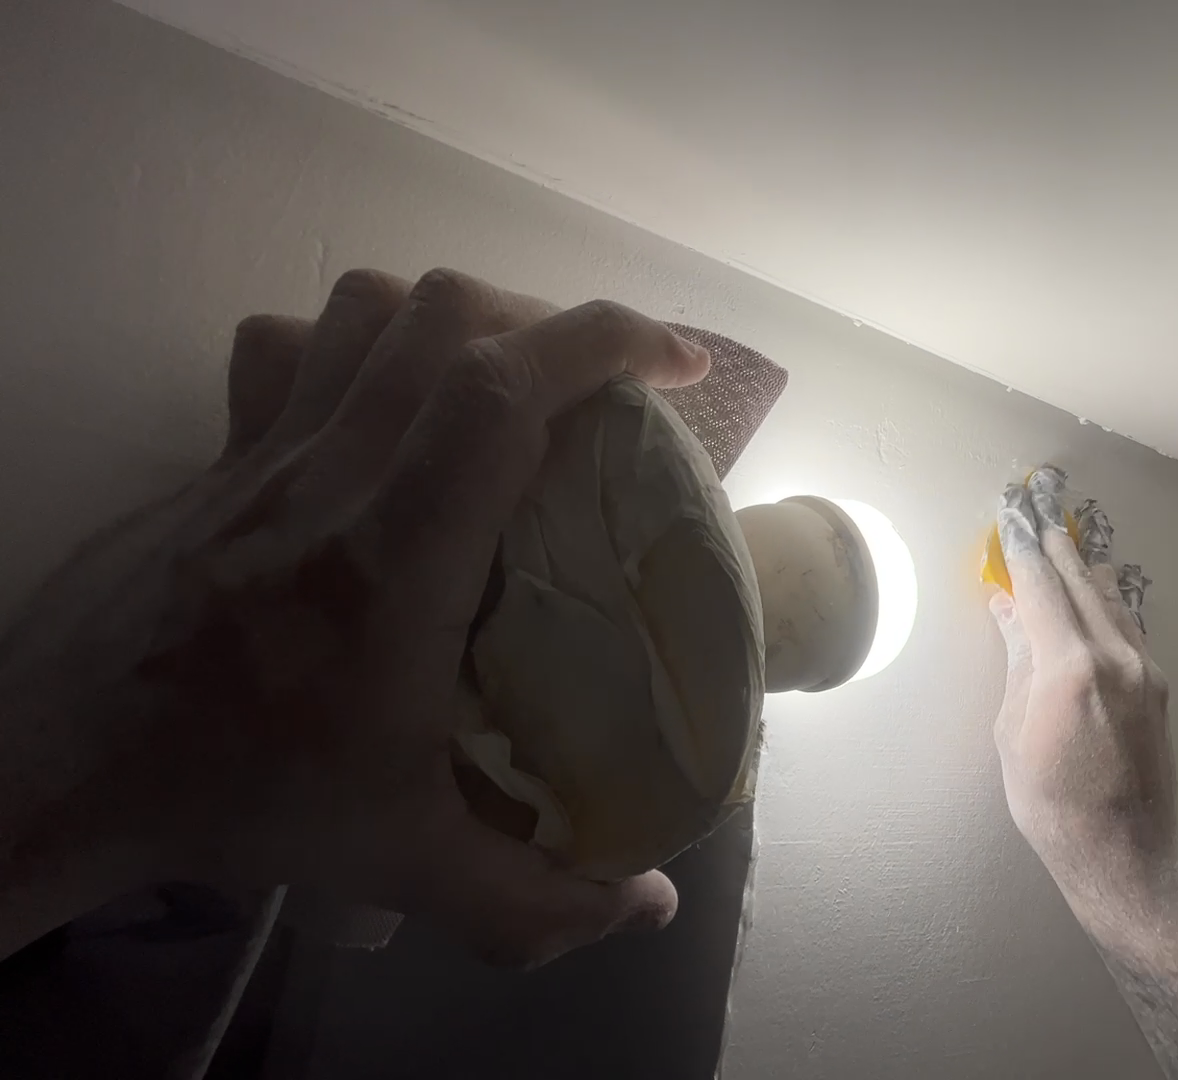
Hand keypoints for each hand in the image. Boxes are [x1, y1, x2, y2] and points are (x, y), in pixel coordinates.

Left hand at [0, 268, 708, 966]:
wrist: (27, 783)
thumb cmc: (236, 804)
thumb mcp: (403, 864)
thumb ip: (536, 898)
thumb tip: (654, 907)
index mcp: (393, 561)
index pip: (499, 393)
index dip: (606, 344)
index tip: (680, 365)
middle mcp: (329, 479)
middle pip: (448, 321)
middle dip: (561, 324)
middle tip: (616, 385)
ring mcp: (265, 452)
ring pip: (372, 309)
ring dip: (474, 323)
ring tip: (529, 378)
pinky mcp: (224, 452)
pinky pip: (294, 343)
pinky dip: (371, 344)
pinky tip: (412, 400)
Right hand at [988, 468, 1177, 905]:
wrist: (1126, 851)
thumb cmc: (1052, 803)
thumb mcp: (1013, 731)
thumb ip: (1017, 660)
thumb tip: (1006, 608)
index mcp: (1069, 667)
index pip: (1039, 587)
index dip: (1022, 546)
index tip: (1010, 512)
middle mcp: (1113, 655)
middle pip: (1078, 580)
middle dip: (1054, 539)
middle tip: (1039, 501)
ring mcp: (1143, 666)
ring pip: (1108, 596)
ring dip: (1083, 563)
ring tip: (1066, 532)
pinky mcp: (1158, 682)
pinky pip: (1127, 622)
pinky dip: (1106, 596)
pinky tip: (1099, 584)